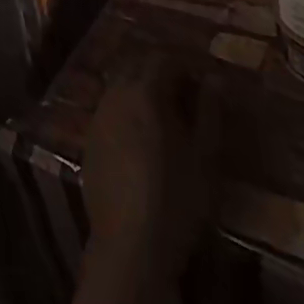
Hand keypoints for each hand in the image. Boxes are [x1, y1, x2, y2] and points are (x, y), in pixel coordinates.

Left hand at [79, 60, 219, 282]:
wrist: (129, 244)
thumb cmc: (177, 199)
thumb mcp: (205, 156)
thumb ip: (210, 112)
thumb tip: (214, 79)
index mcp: (143, 94)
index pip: (162, 58)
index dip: (185, 63)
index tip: (204, 78)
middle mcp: (114, 98)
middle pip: (135, 66)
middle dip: (161, 70)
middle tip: (188, 90)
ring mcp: (96, 119)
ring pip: (119, 86)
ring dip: (141, 87)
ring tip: (168, 111)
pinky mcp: (88, 140)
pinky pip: (108, 109)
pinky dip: (126, 108)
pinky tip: (143, 133)